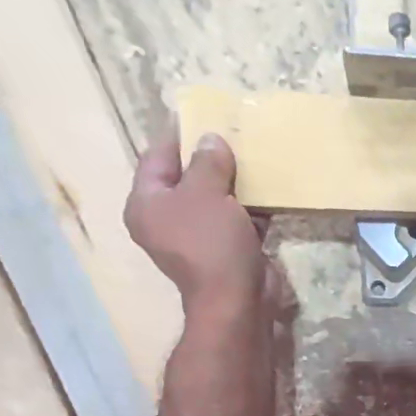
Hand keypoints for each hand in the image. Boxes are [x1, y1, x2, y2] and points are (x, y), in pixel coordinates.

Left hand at [126, 133, 266, 310]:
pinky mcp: (226, 251)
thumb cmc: (211, 242)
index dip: (176, 137)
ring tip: (254, 161)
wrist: (237, 298)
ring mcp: (198, 238)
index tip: (197, 117)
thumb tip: (210, 139)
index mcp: (147, 204)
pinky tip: (268, 194)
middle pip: (186, 180)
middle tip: (232, 137)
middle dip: (210, 160)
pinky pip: (236, 221)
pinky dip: (250, 209)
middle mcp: (167, 220)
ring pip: (214, 201)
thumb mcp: (206, 193)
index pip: (156, 159)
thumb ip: (207, 163)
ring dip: (234, 184)